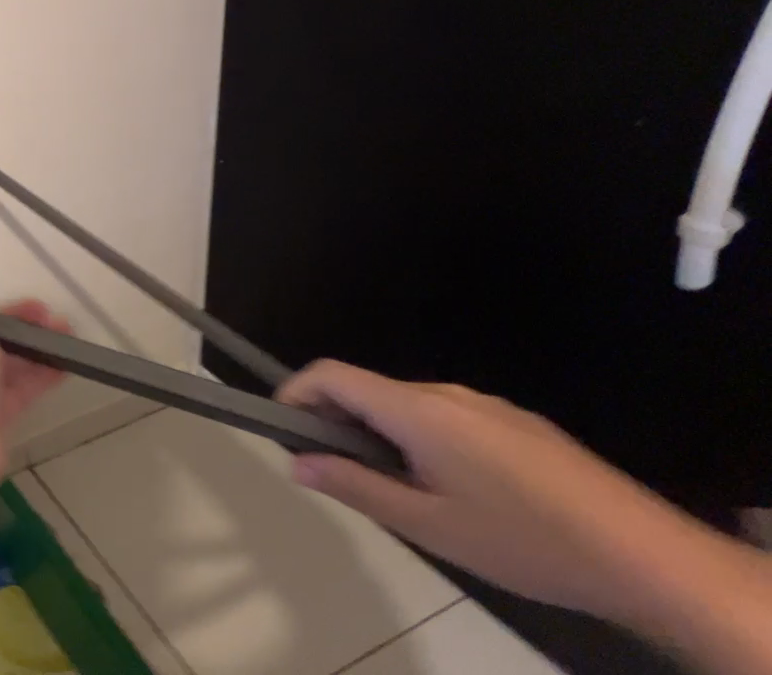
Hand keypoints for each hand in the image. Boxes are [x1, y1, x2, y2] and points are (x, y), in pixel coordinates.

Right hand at [276, 360, 711, 623]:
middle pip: (370, 390)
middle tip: (339, 474)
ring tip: (400, 491)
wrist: (650, 558)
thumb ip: (356, 487)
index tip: (283, 429)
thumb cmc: (524, 541)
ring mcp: (489, 407)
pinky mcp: (520, 425)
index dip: (295, 392)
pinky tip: (457, 491)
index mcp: (418, 411)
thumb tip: (296, 463)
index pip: (332, 374)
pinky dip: (425, 439)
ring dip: (384, 434)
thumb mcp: (428, 525)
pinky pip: (449, 418)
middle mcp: (449, 394)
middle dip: (339, 422)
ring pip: (410, 407)